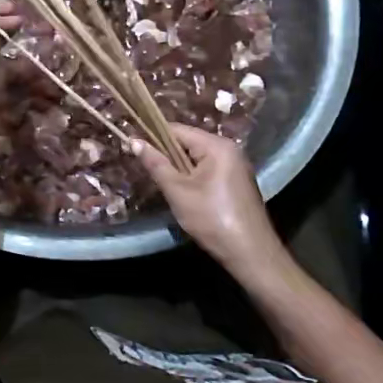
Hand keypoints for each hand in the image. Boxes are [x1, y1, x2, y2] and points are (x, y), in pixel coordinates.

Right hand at [132, 124, 279, 267]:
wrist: (249, 252)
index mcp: (217, 146)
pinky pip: (206, 168)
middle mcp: (229, 149)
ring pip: (195, 157)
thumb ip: (156, 163)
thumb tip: (134, 141)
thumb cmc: (211, 218)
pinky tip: (180, 190)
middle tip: (144, 167)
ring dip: (176, 166)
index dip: (153, 136)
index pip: (177, 130)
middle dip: (165, 153)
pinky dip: (190, 175)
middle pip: (187, 142)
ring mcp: (234, 165)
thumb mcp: (177, 190)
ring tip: (159, 179)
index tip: (132, 147)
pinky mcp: (235, 180)